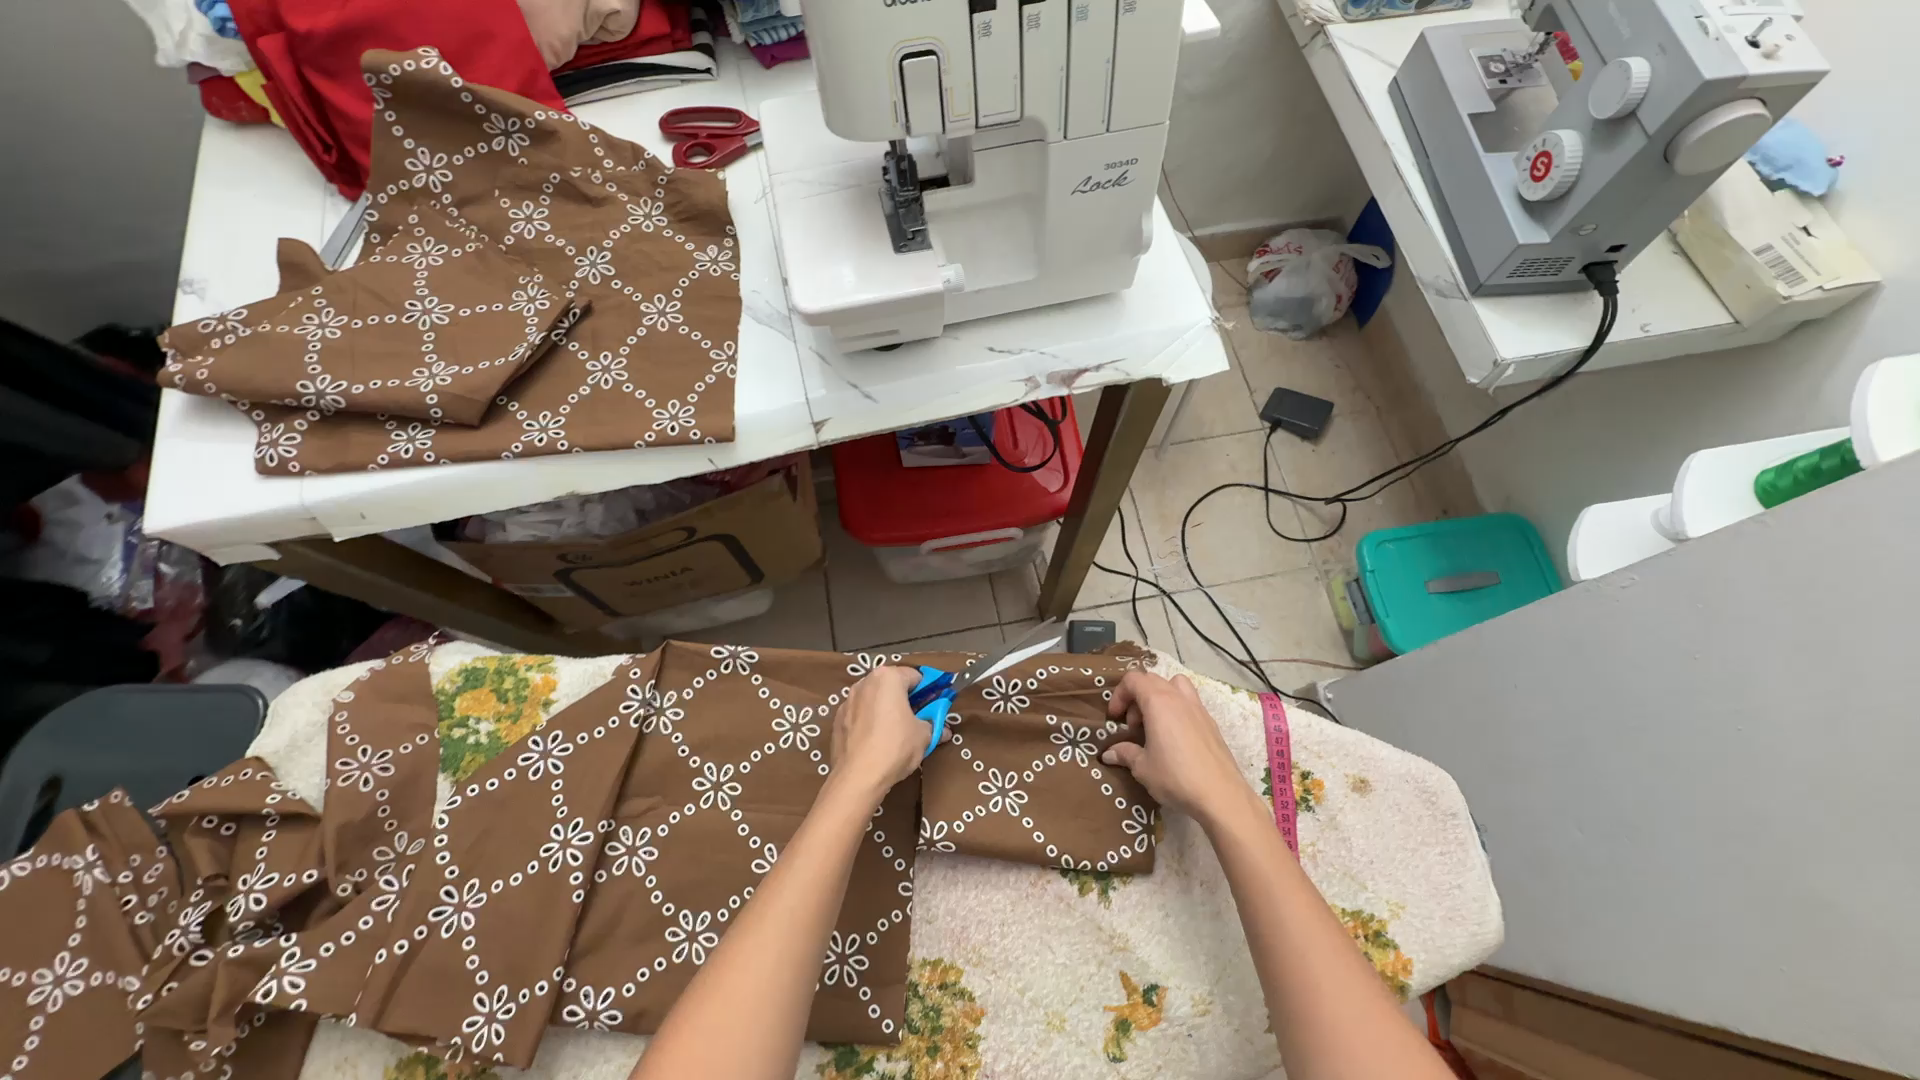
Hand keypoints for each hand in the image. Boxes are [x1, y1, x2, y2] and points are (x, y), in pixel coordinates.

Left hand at [827, 667, 932, 798]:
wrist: (858, 777)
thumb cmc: (896, 747)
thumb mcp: (924, 736)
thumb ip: (934, 726)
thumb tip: (943, 731)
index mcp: (888, 678)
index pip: (916, 676)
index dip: (928, 691)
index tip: (934, 707)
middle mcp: (864, 682)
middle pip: (892, 685)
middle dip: (905, 699)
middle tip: (917, 720)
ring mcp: (847, 701)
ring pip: (874, 699)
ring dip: (886, 709)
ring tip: (895, 732)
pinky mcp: (837, 720)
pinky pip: (860, 715)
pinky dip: (869, 722)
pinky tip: (875, 741)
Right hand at [1102, 671, 1259, 828]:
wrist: (1221, 795)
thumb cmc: (1176, 777)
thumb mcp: (1143, 768)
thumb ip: (1125, 754)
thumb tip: (1108, 753)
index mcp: (1158, 702)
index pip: (1133, 679)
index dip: (1119, 695)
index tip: (1115, 718)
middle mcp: (1179, 698)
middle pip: (1152, 679)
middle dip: (1137, 696)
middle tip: (1133, 725)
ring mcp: (1198, 708)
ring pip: (1176, 685)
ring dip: (1160, 696)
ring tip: (1155, 723)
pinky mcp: (1211, 723)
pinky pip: (1189, 702)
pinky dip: (1177, 709)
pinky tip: (1175, 738)